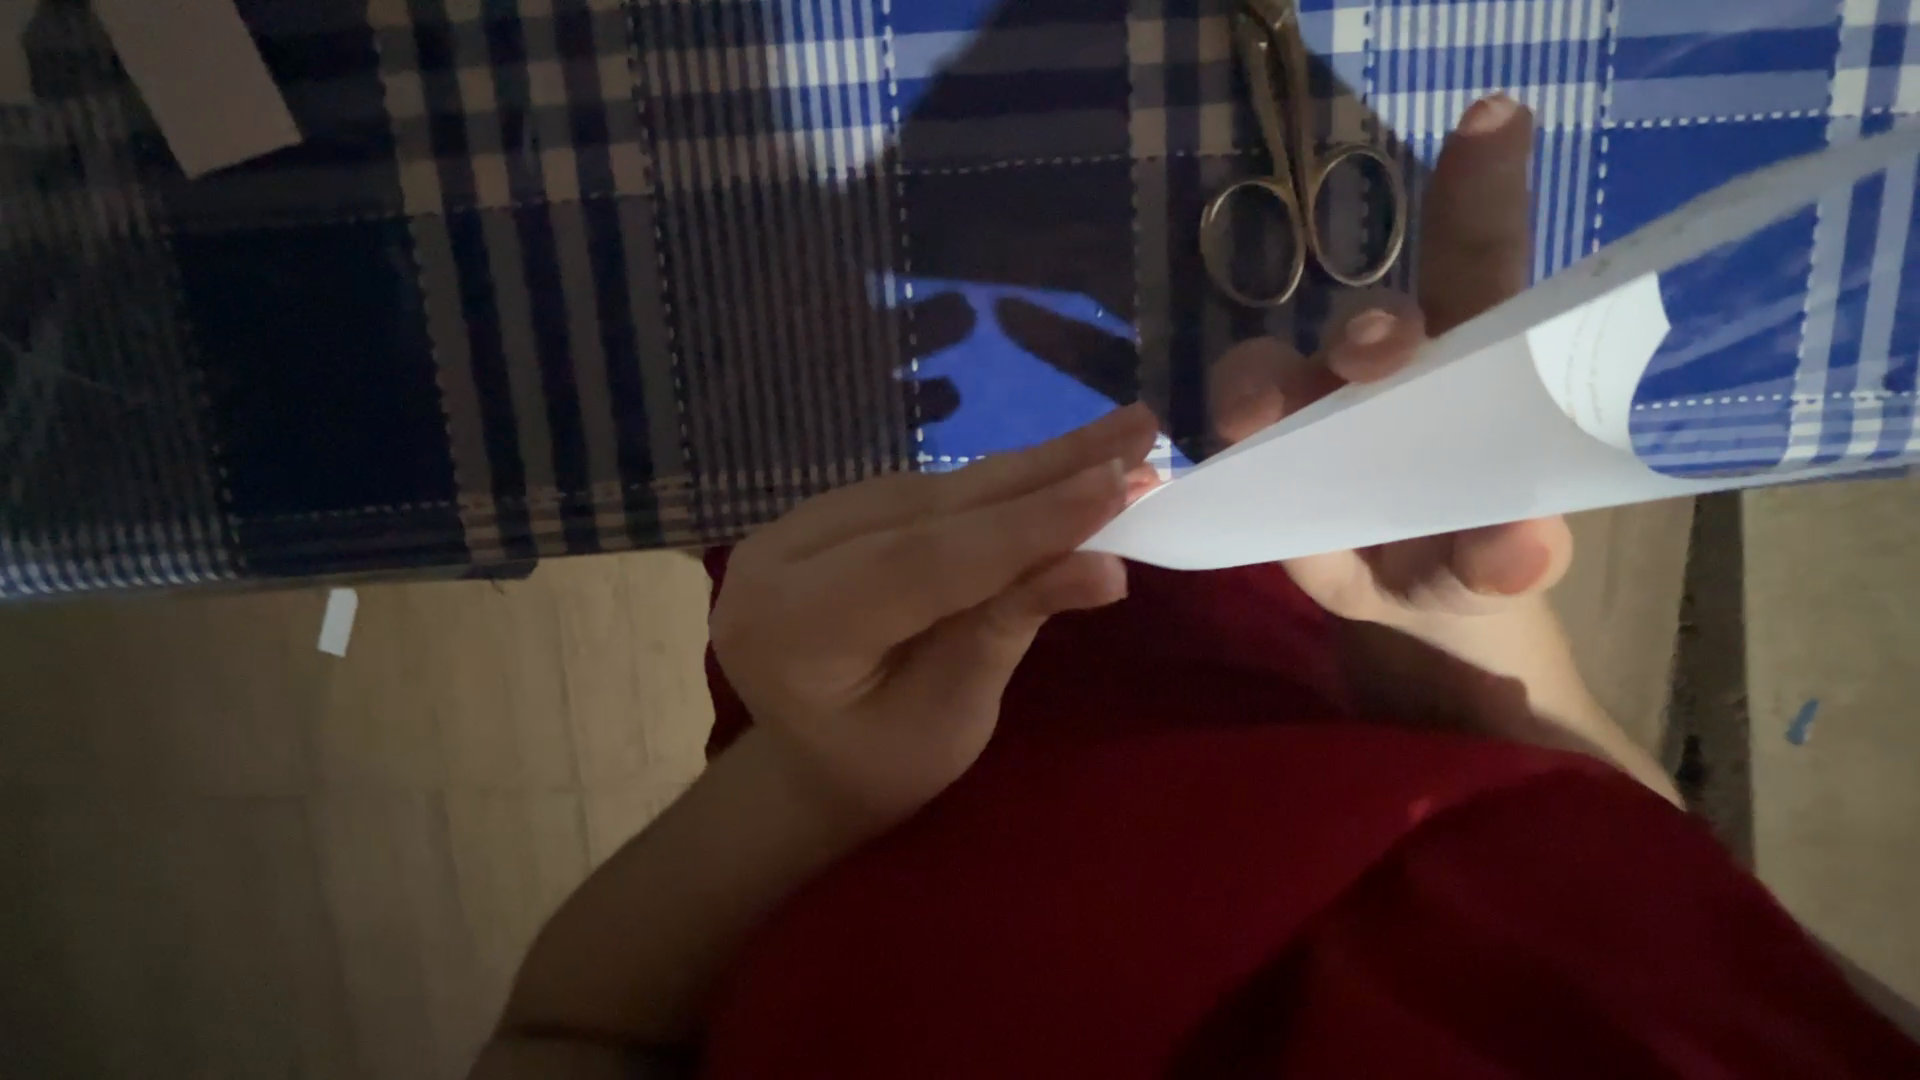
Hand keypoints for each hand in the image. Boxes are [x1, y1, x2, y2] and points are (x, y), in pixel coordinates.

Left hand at [710, 405, 1161, 830]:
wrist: (810, 761)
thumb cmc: (877, 768)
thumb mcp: (948, 720)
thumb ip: (1007, 631)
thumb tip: (1104, 566)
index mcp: (790, 628)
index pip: (922, 561)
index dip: (1027, 524)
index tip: (1122, 482)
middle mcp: (777, 557)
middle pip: (929, 508)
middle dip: (1043, 474)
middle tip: (1136, 433)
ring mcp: (794, 527)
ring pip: (930, 489)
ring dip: (1028, 471)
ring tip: (1113, 448)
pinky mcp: (824, 517)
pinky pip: (920, 494)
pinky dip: (992, 487)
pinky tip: (1053, 468)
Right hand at [1209, 94, 1571, 628]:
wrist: (1396, 598)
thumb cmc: (1464, 560)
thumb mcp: (1495, 568)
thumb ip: (1510, 559)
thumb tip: (1514, 548)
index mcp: (1465, 371)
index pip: (1476, 267)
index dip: (1478, 193)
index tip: (1488, 117)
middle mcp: (1377, 373)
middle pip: (1363, 318)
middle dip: (1366, 326)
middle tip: (1374, 354)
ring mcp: (1302, 410)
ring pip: (1264, 366)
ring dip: (1258, 383)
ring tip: (1256, 421)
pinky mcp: (1248, 452)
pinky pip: (1214, 428)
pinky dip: (1201, 441)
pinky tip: (1195, 468)